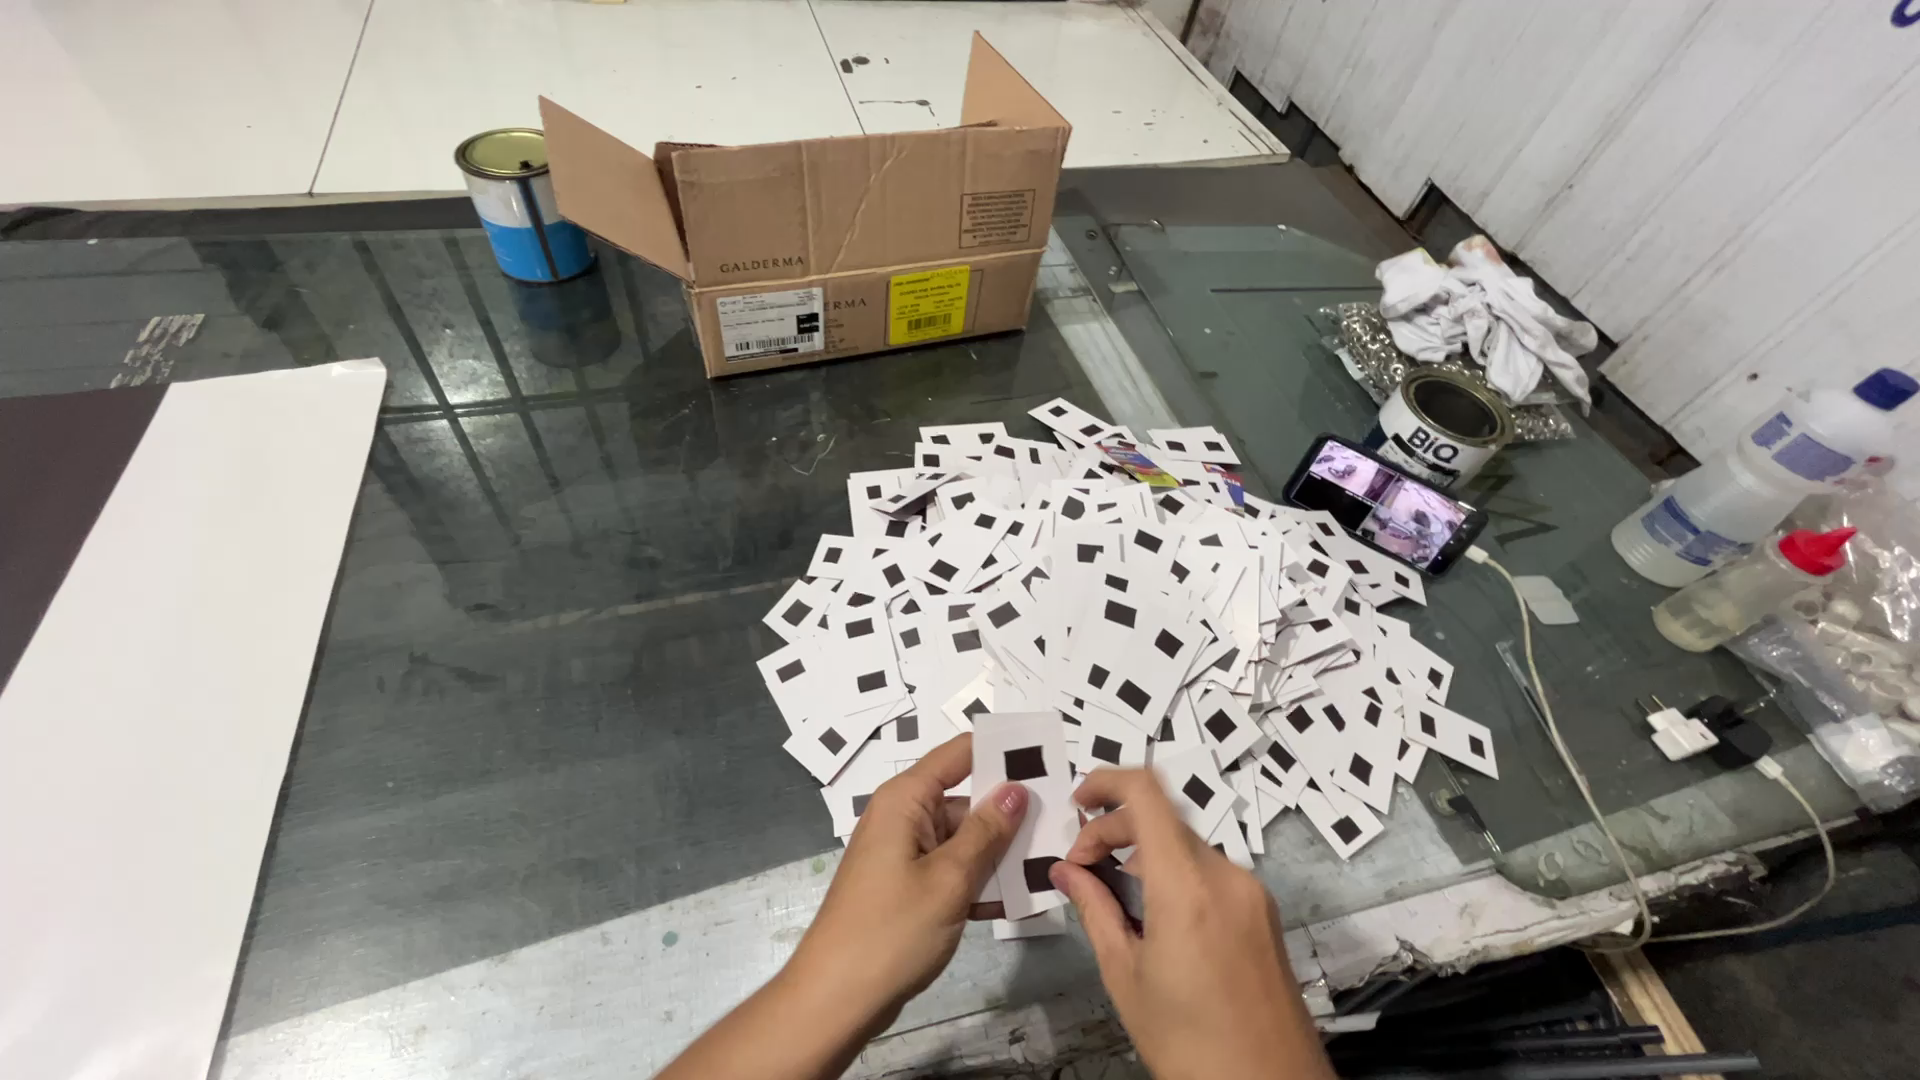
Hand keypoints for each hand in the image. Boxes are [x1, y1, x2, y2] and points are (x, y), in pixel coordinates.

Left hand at [785, 733, 1028, 1030]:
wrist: (835, 1000)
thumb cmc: (891, 930)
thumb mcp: (948, 879)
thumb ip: (985, 832)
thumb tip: (1016, 790)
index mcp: (906, 799)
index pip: (959, 753)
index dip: (999, 750)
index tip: (1045, 757)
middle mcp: (903, 815)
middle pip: (964, 798)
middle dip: (1008, 811)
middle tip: (1061, 820)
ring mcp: (904, 852)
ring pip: (962, 837)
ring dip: (999, 853)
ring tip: (1050, 861)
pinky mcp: (907, 885)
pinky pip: (951, 868)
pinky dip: (978, 880)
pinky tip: (1016, 900)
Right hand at [1048, 768, 1333, 1079]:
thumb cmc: (1189, 1044)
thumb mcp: (1125, 977)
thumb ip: (1094, 910)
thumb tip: (1064, 870)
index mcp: (1187, 885)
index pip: (1146, 792)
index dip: (1105, 780)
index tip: (1076, 805)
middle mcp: (1226, 873)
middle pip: (1161, 818)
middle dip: (1113, 830)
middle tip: (1082, 870)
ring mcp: (1251, 891)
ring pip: (1184, 844)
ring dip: (1142, 853)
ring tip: (1114, 896)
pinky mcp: (1263, 912)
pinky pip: (1208, 870)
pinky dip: (1172, 873)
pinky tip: (1153, 915)